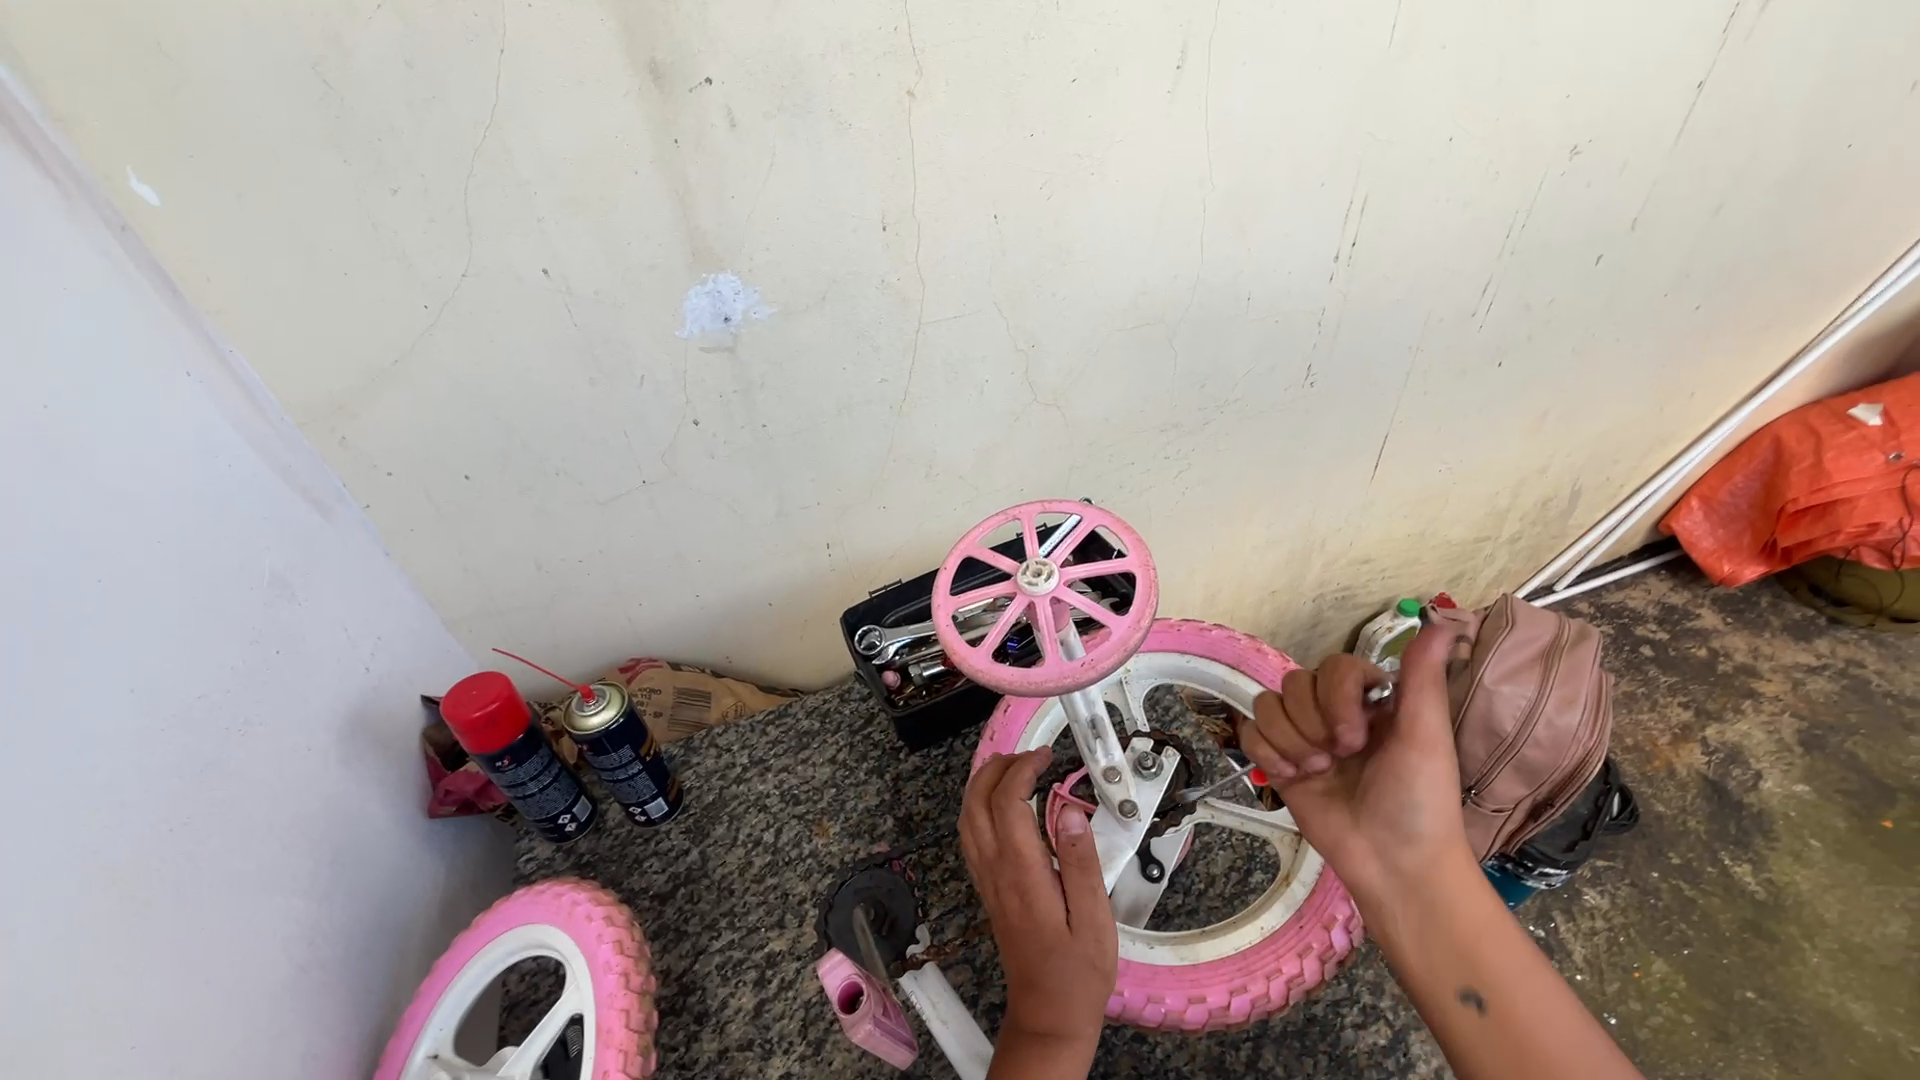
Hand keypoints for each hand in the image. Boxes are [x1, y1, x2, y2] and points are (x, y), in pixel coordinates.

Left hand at [959, 746, 1115, 1053]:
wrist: (1048, 1014)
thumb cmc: (1077, 972)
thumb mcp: (1094, 919)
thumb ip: (1081, 862)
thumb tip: (1068, 811)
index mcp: (1022, 873)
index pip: (1008, 802)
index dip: (1022, 769)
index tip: (1046, 756)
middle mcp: (996, 872)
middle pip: (977, 803)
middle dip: (997, 768)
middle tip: (1029, 754)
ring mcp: (987, 880)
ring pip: (967, 818)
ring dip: (982, 784)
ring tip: (1011, 766)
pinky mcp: (988, 889)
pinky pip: (970, 836)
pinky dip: (978, 807)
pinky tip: (998, 804)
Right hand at [1237, 621, 1473, 901]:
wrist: (1392, 864)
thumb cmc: (1419, 800)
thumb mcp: (1427, 736)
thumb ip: (1422, 678)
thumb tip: (1438, 620)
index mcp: (1371, 702)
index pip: (1332, 667)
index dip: (1335, 697)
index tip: (1356, 738)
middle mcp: (1334, 714)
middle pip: (1294, 683)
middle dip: (1311, 723)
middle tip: (1338, 758)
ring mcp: (1303, 738)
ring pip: (1267, 705)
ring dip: (1289, 740)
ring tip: (1316, 772)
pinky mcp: (1279, 763)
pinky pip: (1250, 733)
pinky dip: (1267, 753)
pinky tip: (1292, 777)